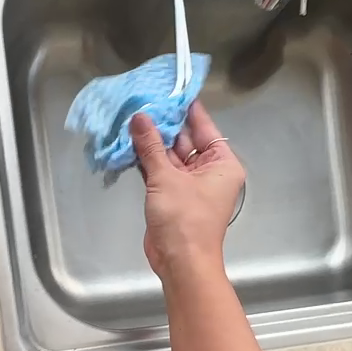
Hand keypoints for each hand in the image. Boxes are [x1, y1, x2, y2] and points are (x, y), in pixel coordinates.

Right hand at [131, 102, 245, 278]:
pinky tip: (129, 143)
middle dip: (164, 124)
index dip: (187, 109)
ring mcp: (190, 185)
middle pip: (186, 140)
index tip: (171, 88)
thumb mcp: (167, 178)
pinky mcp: (172, 197)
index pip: (205, 128)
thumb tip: (139, 117)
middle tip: (142, 99)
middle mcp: (209, 172)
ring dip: (152, 142)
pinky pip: (161, 171)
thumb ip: (151, 146)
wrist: (181, 262)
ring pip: (170, 156)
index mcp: (222, 164)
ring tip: (130, 117)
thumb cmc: (185, 220)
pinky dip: (147, 160)